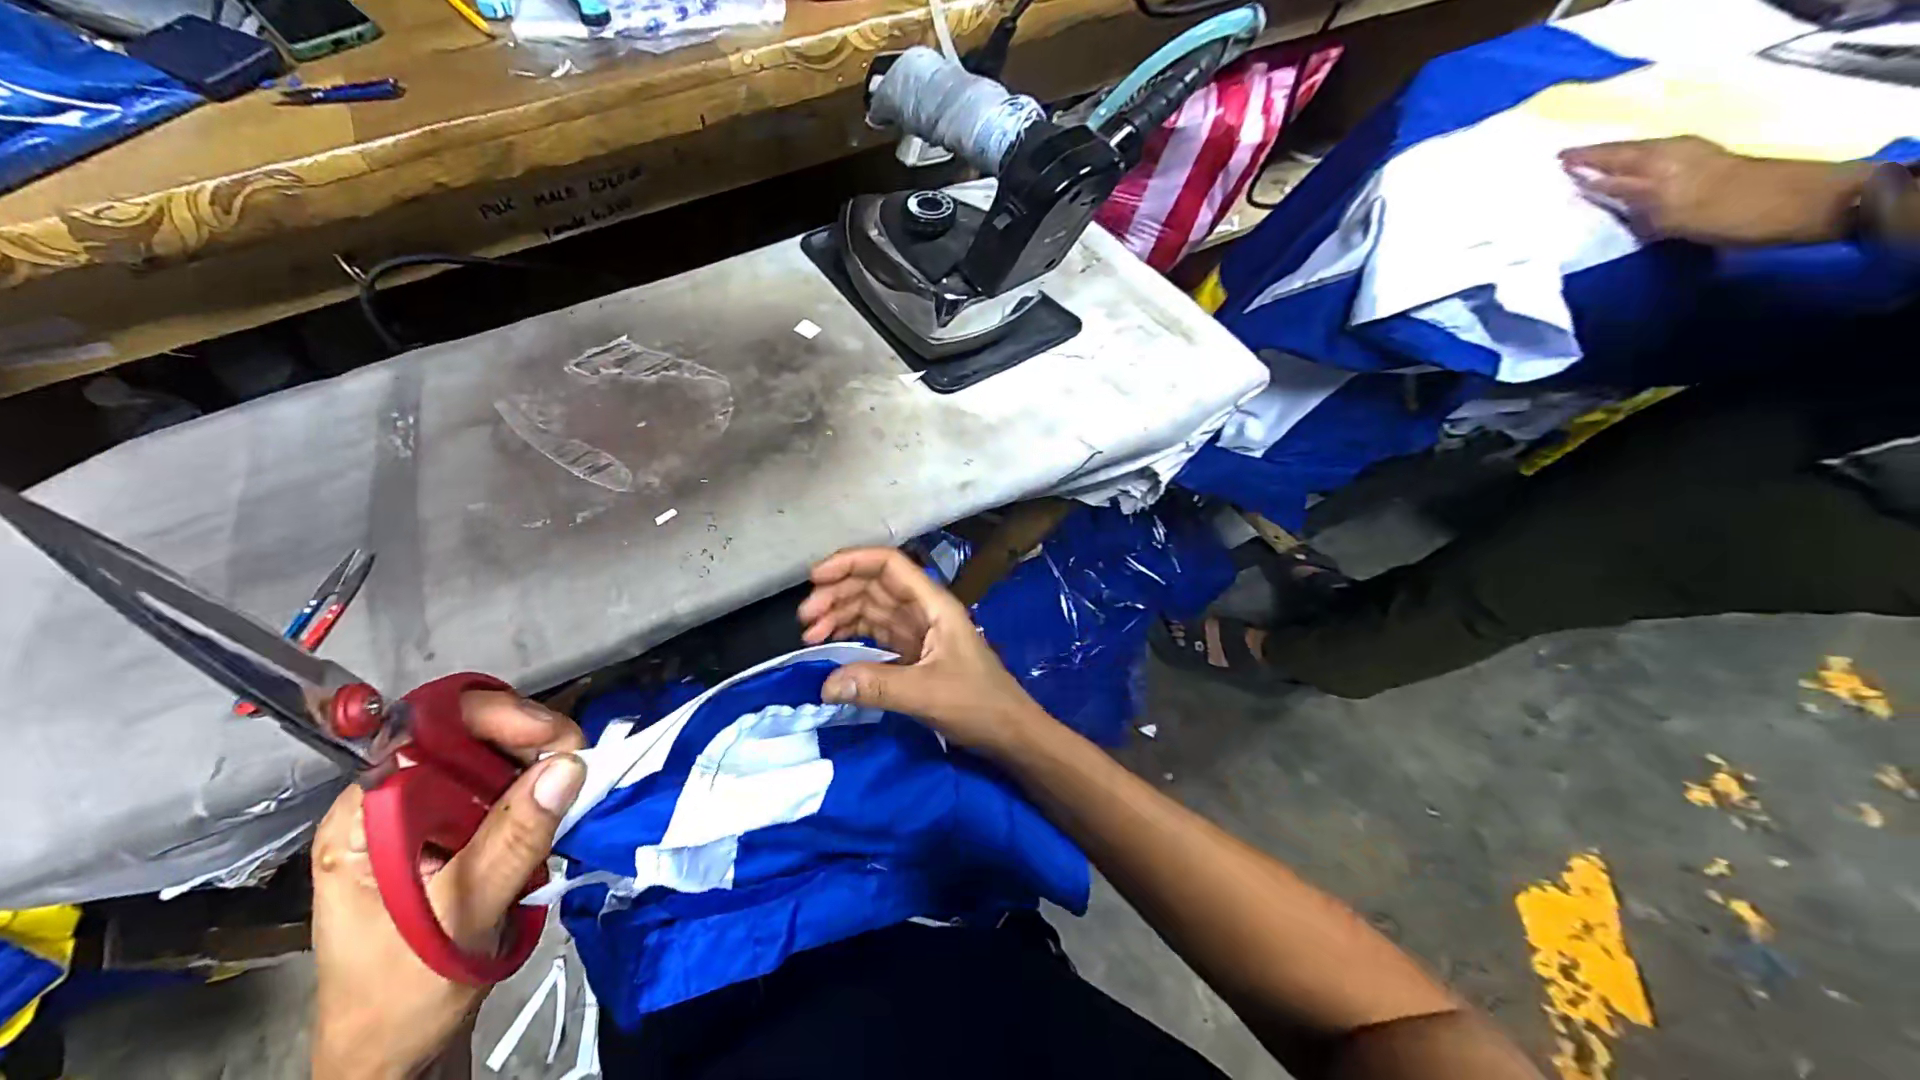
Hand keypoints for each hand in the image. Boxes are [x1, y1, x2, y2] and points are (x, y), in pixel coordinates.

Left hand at [310, 692, 586, 1079]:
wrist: (397, 1056)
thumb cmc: (402, 997)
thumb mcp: (459, 916)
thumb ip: (511, 839)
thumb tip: (568, 766)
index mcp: (365, 816)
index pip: (425, 730)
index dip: (491, 719)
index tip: (553, 738)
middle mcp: (394, 805)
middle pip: (467, 737)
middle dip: (529, 740)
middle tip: (579, 763)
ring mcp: (429, 820)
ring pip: (495, 761)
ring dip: (541, 766)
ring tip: (575, 790)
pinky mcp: (461, 835)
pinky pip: (507, 792)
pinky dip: (541, 792)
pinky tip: (559, 810)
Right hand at [798, 547, 1049, 757]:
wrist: (1009, 732)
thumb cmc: (978, 704)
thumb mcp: (927, 694)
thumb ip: (877, 685)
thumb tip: (826, 684)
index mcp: (933, 605)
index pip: (889, 566)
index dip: (851, 562)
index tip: (815, 578)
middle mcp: (923, 611)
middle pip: (874, 586)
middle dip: (837, 594)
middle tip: (806, 621)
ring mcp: (918, 631)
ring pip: (871, 609)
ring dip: (840, 615)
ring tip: (810, 636)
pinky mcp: (913, 654)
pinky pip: (875, 634)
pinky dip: (851, 636)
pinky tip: (830, 646)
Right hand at [1561, 136, 1872, 245]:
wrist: (1804, 204)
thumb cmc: (1733, 214)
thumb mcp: (1672, 210)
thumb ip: (1628, 194)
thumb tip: (1585, 183)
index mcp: (1661, 164)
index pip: (1609, 161)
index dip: (1581, 163)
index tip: (1550, 165)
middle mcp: (1673, 156)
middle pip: (1624, 154)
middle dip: (1593, 158)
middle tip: (1561, 162)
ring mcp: (1692, 161)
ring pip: (1639, 157)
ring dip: (1611, 161)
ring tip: (1585, 168)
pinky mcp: (1704, 170)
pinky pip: (1654, 163)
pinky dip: (1632, 168)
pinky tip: (1624, 177)